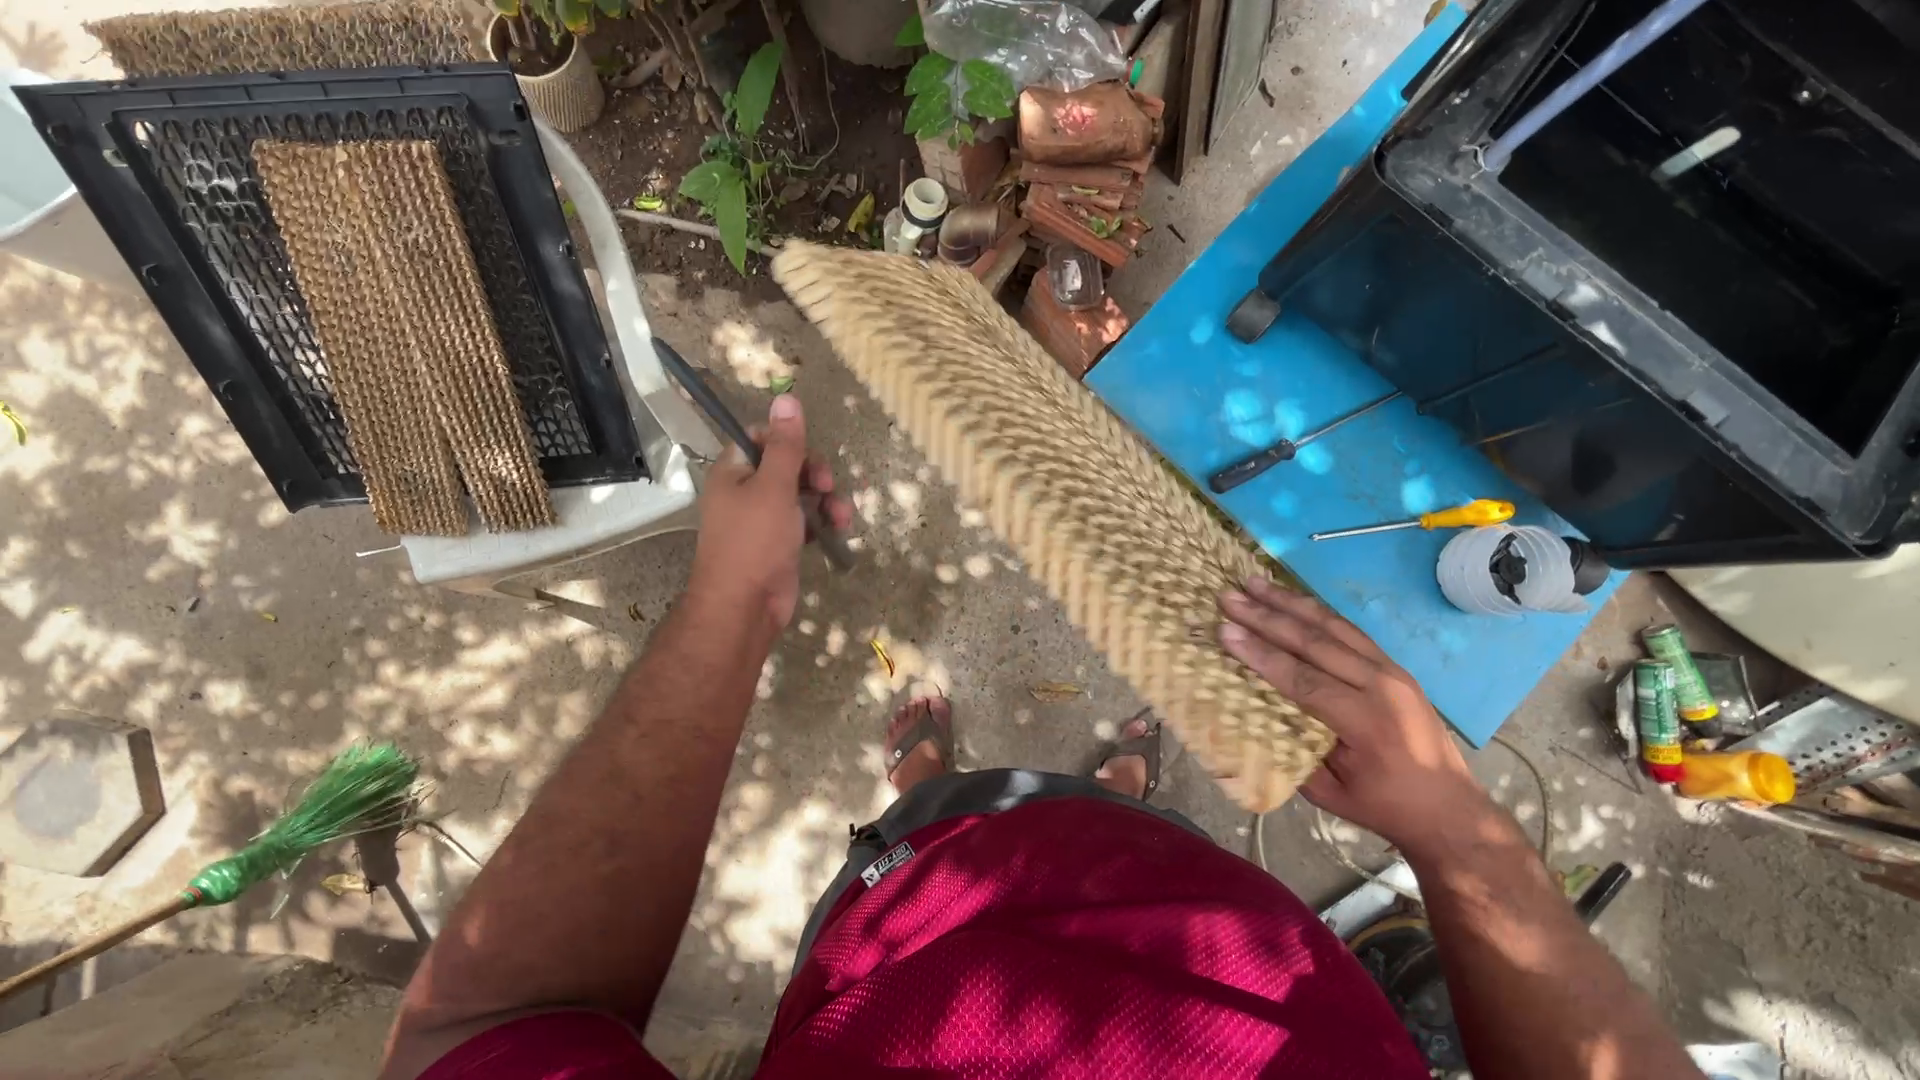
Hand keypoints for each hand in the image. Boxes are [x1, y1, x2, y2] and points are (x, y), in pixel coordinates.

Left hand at [688, 395, 852, 631]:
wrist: (745, 607)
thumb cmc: (754, 541)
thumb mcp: (774, 486)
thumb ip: (785, 444)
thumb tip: (787, 397)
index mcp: (732, 472)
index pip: (759, 438)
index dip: (786, 439)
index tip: (807, 450)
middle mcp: (744, 491)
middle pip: (786, 465)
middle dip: (814, 472)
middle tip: (827, 486)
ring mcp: (762, 519)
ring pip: (800, 494)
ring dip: (825, 499)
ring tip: (841, 515)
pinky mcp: (779, 543)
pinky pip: (804, 520)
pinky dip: (821, 521)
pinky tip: (838, 529)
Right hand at [1218, 577, 1497, 858]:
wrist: (1450, 808)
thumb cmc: (1383, 806)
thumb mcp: (1329, 792)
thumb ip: (1292, 750)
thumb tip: (1251, 710)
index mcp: (1366, 722)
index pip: (1303, 679)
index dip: (1261, 654)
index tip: (1226, 631)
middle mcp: (1382, 686)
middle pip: (1315, 642)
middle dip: (1266, 617)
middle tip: (1229, 596)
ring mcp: (1392, 671)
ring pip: (1333, 626)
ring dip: (1289, 602)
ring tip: (1253, 582)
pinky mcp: (1394, 666)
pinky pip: (1349, 630)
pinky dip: (1315, 611)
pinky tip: (1291, 599)